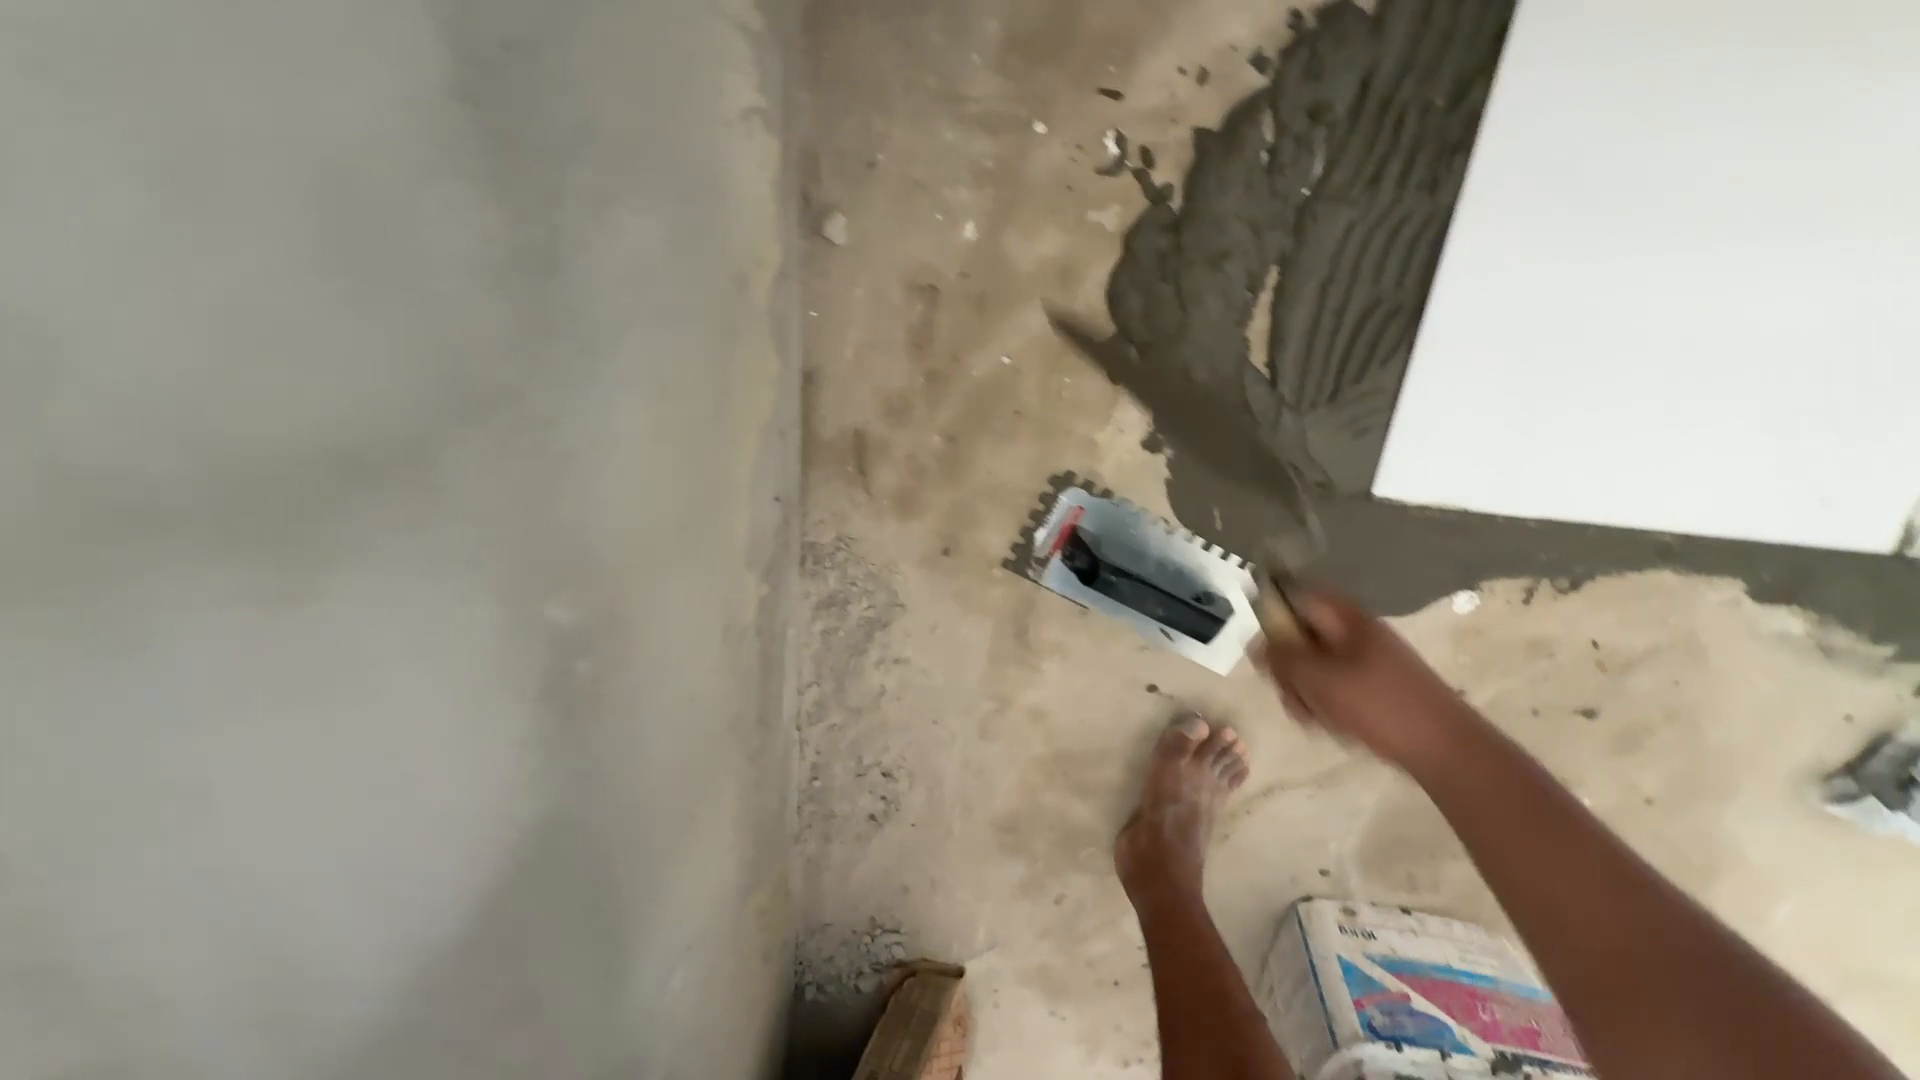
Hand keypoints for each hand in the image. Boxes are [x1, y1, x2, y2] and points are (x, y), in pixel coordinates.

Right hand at [1255, 581, 1476, 769]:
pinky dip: (1325, 702)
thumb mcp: (1320, 681)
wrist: (1444, 747)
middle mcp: (1356, 633)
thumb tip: (1257, 641)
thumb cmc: (1380, 707)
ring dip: (1304, 689)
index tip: (1263, 646)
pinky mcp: (1375, 686)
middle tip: (1288, 692)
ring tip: (1312, 717)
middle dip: (1287, 665)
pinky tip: (1330, 724)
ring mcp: (1368, 660)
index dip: (1273, 611)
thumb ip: (1283, 658)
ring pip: (1315, 664)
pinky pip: (1334, 685)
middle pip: (1302, 634)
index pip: (1298, 596)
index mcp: (1346, 619)